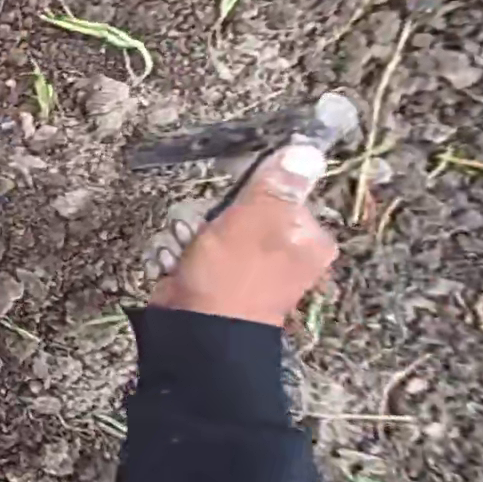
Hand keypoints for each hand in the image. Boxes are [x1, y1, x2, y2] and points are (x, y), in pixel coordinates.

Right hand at [148, 144, 336, 326]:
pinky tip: (177, 263)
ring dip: (184, 232)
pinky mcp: (209, 269)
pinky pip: (186, 241)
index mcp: (304, 236)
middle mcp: (277, 246)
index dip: (244, 189)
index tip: (226, 201)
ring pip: (202, 220)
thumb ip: (275, 187)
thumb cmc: (230, 278)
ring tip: (186, 253)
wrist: (196, 330)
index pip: (274, 188)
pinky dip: (176, 250)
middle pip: (232, 202)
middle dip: (204, 214)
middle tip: (202, 232)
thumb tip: (306, 150)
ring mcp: (242, 260)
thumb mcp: (253, 223)